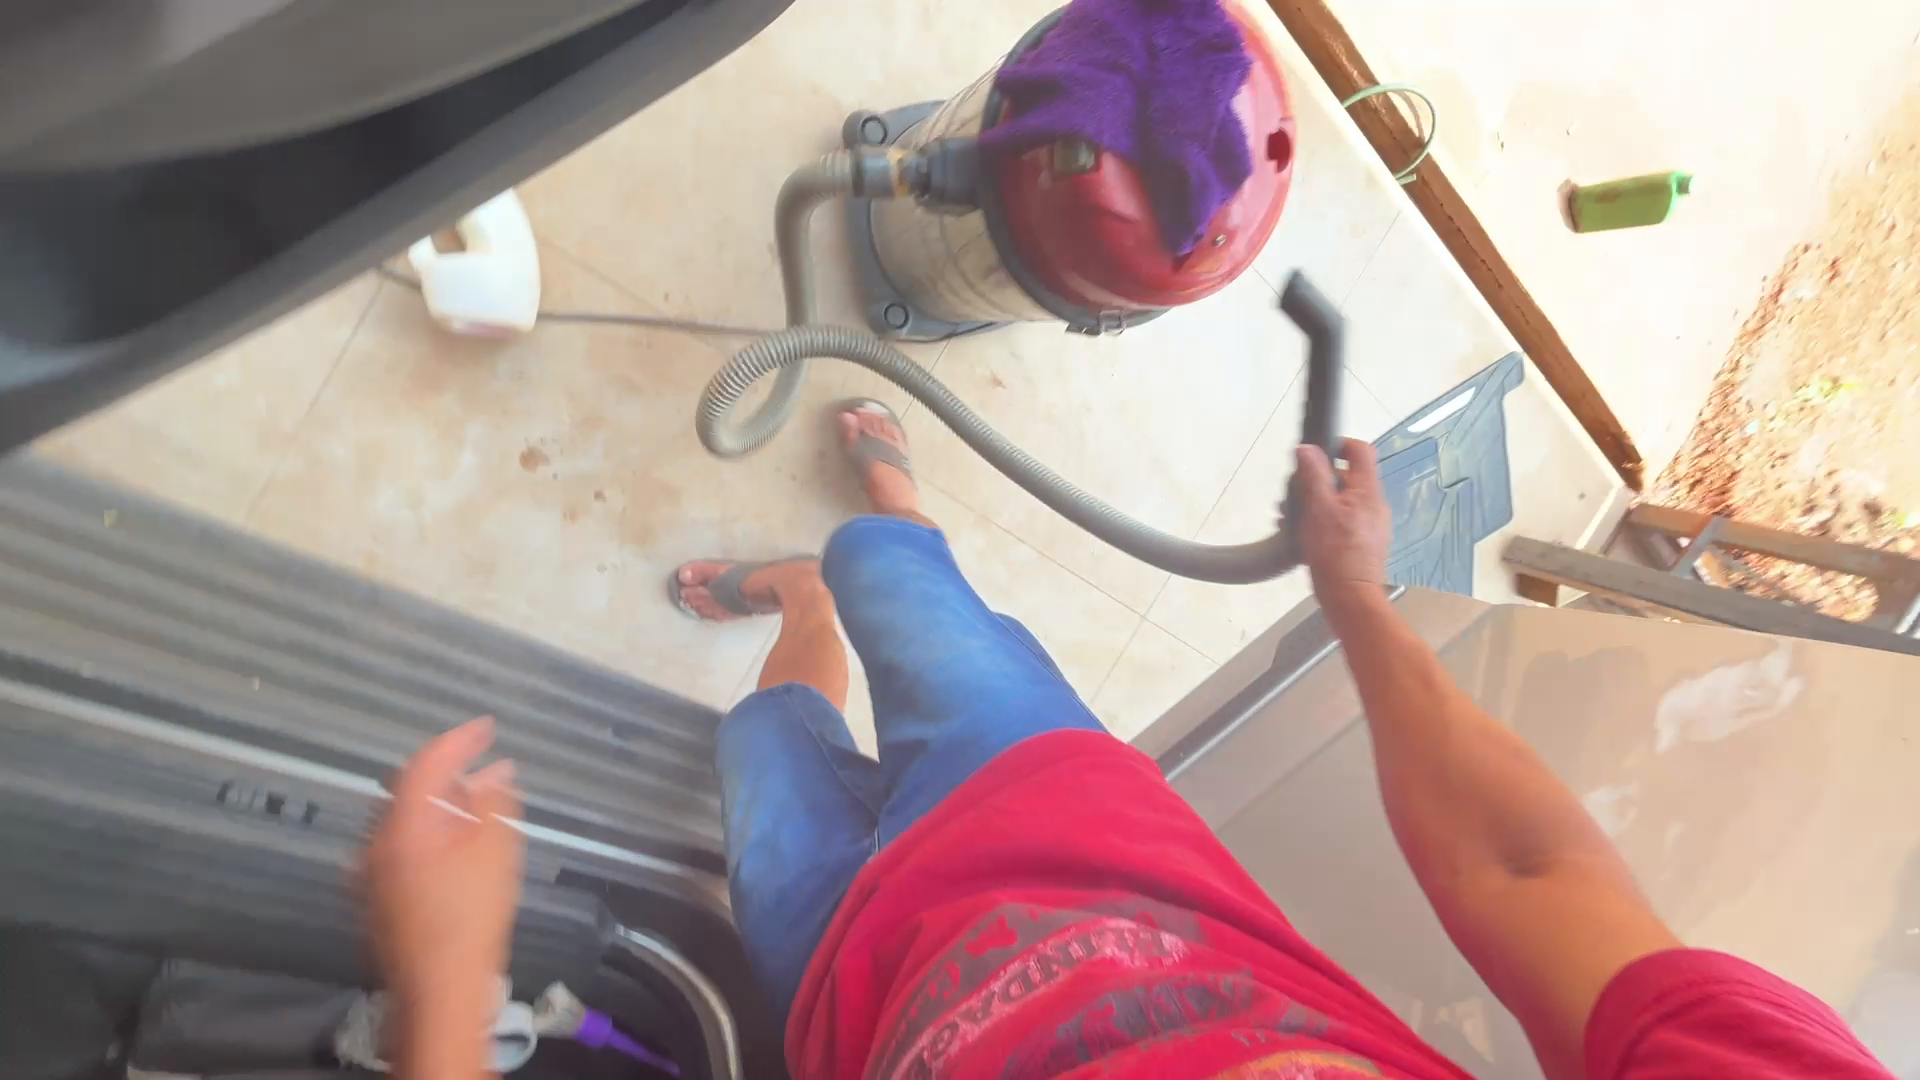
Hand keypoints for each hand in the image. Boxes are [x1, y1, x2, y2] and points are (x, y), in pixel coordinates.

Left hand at [364, 717, 523, 1037]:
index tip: (488, 725)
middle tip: (484, 758)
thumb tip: (494, 772)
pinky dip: (434, 826)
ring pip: (406, 819)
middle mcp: (378, 846)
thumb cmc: (472, 910)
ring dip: (442, 800)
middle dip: (448, 769)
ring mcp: (375, 875)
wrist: (441, 986)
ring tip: (479, 795)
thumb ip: (493, 802)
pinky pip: (406, 843)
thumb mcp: (496, 846)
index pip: (426, 766)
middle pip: (408, 791)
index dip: (458, 740)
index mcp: (404, 827)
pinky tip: (460, 837)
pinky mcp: (382, 898)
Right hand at [1292, 438, 1392, 603]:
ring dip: (1314, 502)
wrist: (1349, 593)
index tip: (1314, 454)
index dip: (1339, 445)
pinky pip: (1341, 520)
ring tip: (1288, 516)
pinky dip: (1321, 519)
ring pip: (1340, 500)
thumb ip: (1313, 476)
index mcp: (1367, 490)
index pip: (1360, 451)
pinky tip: (1300, 533)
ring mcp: (1370, 523)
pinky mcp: (1362, 541)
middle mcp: (1373, 503)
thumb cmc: (1333, 549)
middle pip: (1346, 477)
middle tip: (1291, 494)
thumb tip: (1306, 448)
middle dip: (1315, 480)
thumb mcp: (1318, 508)